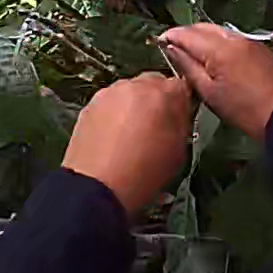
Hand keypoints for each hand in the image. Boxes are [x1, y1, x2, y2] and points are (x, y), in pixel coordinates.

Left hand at [64, 72, 193, 216]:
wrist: (96, 188)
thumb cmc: (143, 174)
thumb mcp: (179, 152)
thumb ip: (182, 123)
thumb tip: (179, 113)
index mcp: (164, 93)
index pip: (181, 86)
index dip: (181, 104)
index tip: (179, 119)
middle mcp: (136, 86)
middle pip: (153, 84)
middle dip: (157, 101)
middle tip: (156, 128)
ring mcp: (110, 93)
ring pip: (129, 93)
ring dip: (134, 107)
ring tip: (131, 136)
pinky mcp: (90, 105)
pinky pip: (110, 104)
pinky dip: (114, 115)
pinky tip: (114, 139)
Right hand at [160, 23, 272, 140]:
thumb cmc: (242, 109)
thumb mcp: (208, 92)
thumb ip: (187, 66)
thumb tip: (171, 48)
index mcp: (218, 48)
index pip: (187, 33)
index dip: (170, 36)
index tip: (159, 42)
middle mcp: (233, 38)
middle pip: (202, 27)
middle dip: (185, 33)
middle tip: (172, 46)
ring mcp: (247, 40)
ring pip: (216, 29)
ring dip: (200, 35)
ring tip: (190, 50)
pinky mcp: (256, 46)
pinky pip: (230, 36)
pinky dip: (216, 40)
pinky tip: (212, 54)